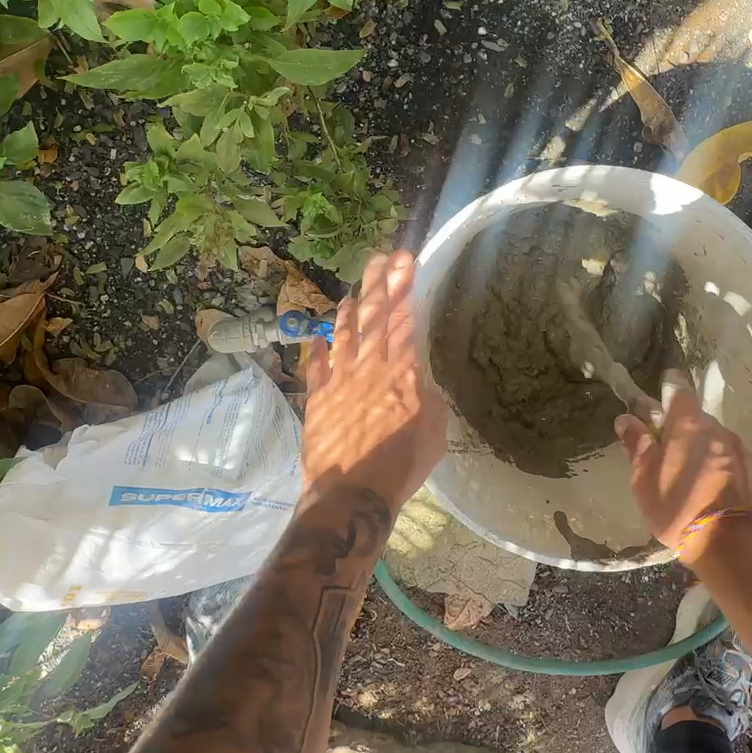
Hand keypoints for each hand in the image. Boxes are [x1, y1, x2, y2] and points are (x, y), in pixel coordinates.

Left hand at [302, 250, 447, 509]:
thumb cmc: (401, 467)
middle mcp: (368, 370)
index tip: (406, 263)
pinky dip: (318, 348)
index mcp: (401, 376)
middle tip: (382, 258)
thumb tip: (423, 382)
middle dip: (379, 286)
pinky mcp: (317, 400)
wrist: (351, 494)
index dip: (406, 291)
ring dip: (350, 311)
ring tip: (354, 290)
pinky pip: (316, 367)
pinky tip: (319, 335)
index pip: (404, 323)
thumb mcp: (434, 434)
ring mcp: (339, 383)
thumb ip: (431, 401)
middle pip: (374, 320)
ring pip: (345, 337)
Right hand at [616, 370, 751, 555]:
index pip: (678, 389)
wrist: (735, 549)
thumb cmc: (679, 508)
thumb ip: (637, 444)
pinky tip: (711, 492)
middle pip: (696, 418)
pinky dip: (719, 468)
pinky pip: (731, 460)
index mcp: (689, 423)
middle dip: (681, 430)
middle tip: (665, 455)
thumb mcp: (644, 479)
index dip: (665, 392)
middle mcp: (719, 429)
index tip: (654, 406)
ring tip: (689, 480)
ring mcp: (742, 450)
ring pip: (714, 440)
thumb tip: (626, 418)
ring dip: (701, 451)